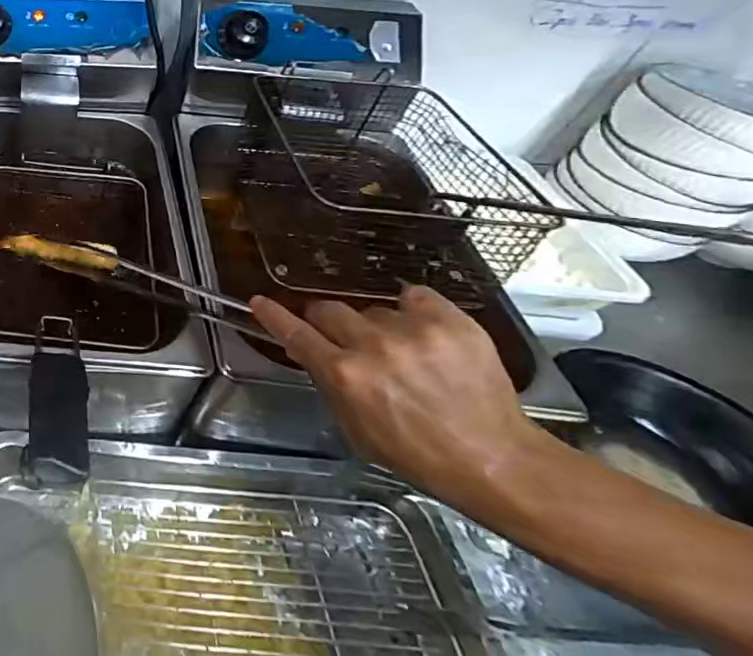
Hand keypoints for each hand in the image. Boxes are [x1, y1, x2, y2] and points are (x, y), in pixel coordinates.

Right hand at [249, 285, 547, 503]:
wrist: (492, 457)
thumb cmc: (419, 454)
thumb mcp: (359, 433)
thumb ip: (331, 387)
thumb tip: (312, 353)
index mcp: (347, 377)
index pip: (298, 335)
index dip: (275, 317)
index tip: (260, 300)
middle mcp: (374, 345)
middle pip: (331, 309)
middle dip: (331, 323)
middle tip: (348, 341)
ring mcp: (412, 327)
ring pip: (374, 309)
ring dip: (380, 327)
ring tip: (407, 355)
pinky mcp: (446, 316)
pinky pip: (413, 296)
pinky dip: (414, 312)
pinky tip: (427, 338)